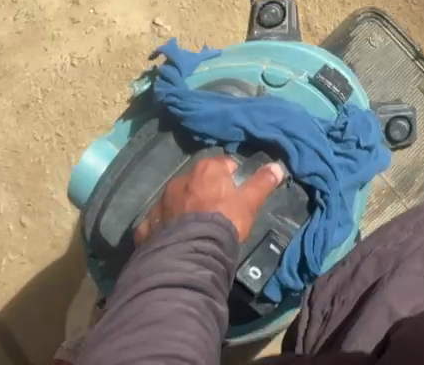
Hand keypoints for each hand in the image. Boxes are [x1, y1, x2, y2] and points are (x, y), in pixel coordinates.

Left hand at [136, 155, 286, 245]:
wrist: (188, 258)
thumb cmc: (223, 222)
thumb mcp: (250, 202)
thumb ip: (262, 183)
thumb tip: (277, 166)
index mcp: (206, 169)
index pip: (224, 164)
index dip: (233, 178)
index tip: (237, 194)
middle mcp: (180, 180)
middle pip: (198, 181)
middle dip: (206, 192)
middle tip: (217, 212)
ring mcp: (159, 204)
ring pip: (175, 200)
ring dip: (183, 208)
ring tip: (194, 229)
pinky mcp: (145, 228)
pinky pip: (157, 223)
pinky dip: (163, 227)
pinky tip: (172, 240)